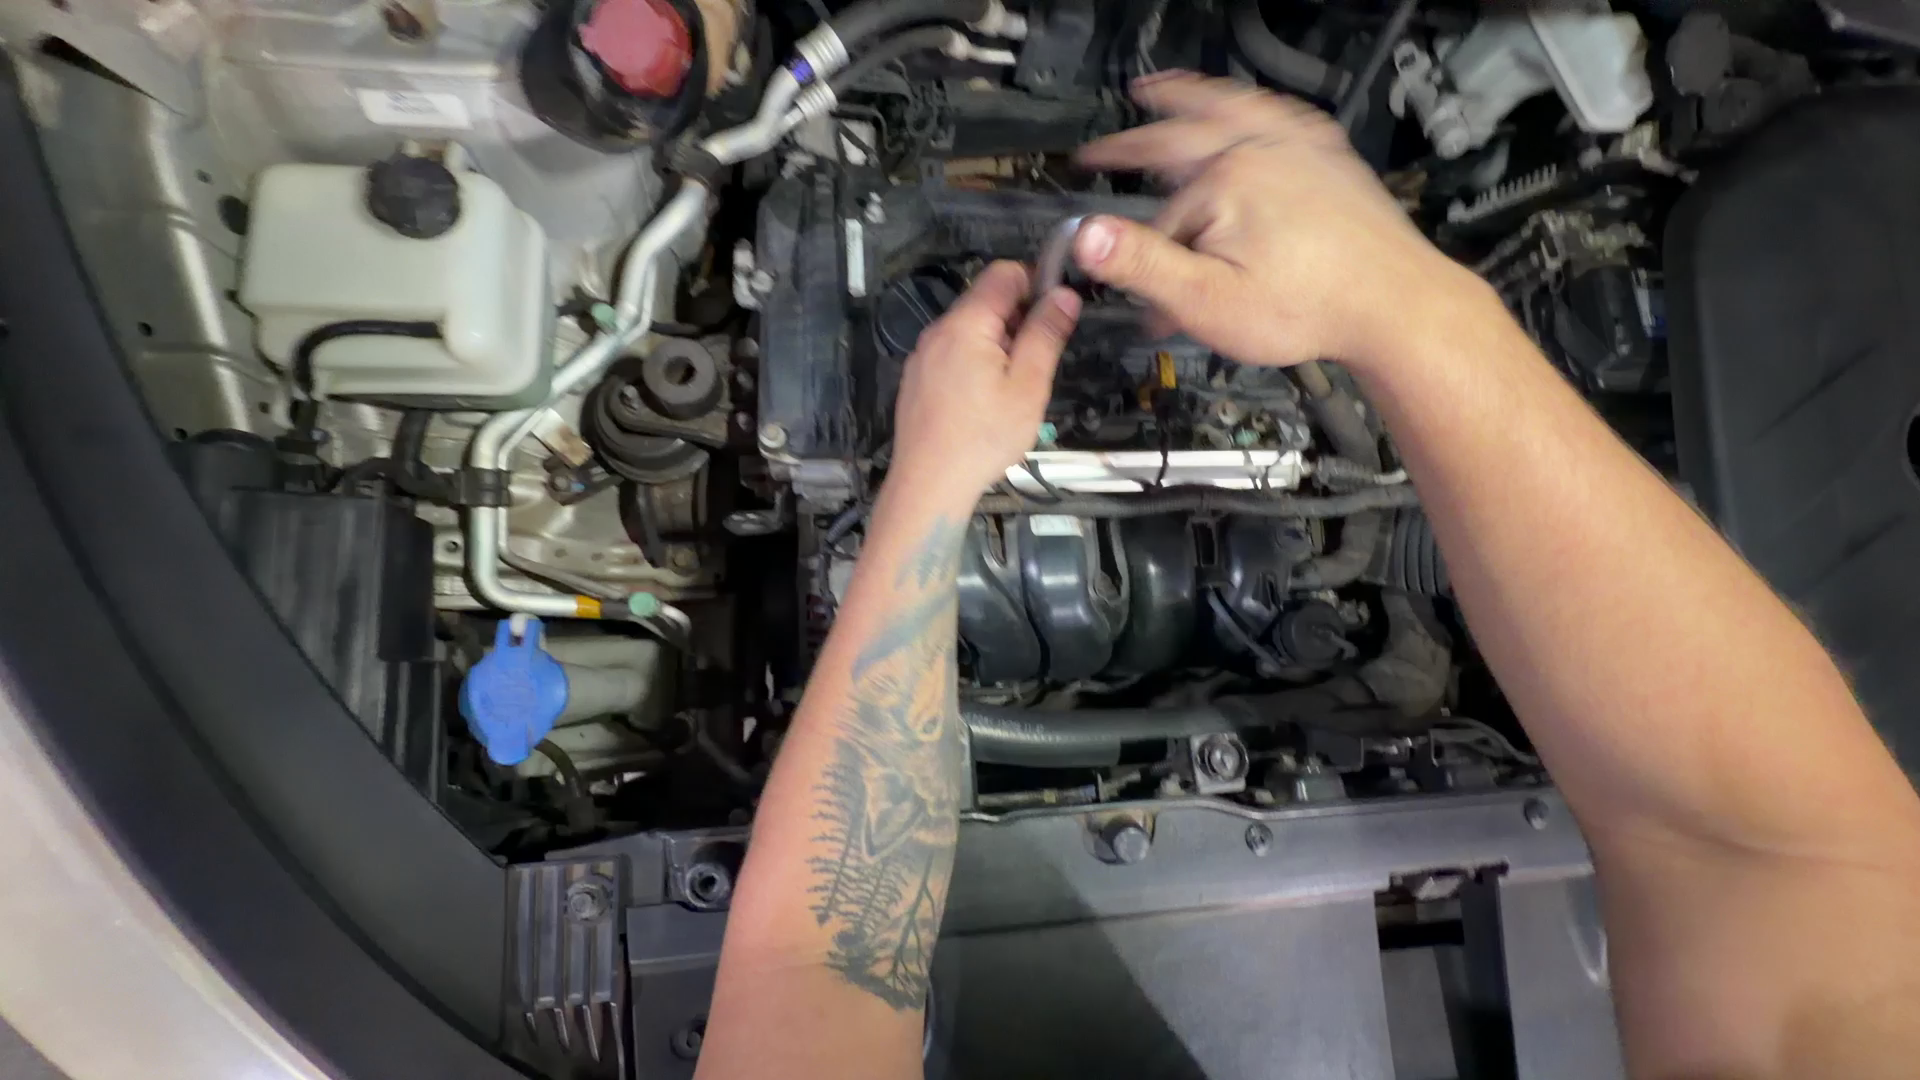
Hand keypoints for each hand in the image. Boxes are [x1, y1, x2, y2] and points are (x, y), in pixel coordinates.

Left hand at [888, 261, 1079, 502]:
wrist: (929, 485)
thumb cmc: (983, 438)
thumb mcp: (1027, 386)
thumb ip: (1045, 335)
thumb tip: (1064, 295)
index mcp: (965, 324)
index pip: (1004, 272)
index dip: (1036, 283)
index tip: (1055, 315)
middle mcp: (937, 331)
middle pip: (985, 300)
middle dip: (1017, 319)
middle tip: (1035, 362)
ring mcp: (922, 356)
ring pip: (969, 330)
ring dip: (997, 344)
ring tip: (1011, 387)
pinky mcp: (917, 380)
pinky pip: (952, 355)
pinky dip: (974, 363)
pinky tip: (984, 402)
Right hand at [1073, 71, 1480, 370]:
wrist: (1391, 304)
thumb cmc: (1307, 306)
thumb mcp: (1207, 299)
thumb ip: (1142, 265)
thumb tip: (1085, 238)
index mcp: (1224, 181)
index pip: (1160, 224)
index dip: (1146, 266)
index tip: (1141, 300)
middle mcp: (1259, 149)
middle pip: (1177, 140)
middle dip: (1130, 147)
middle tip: (1098, 149)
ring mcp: (1296, 149)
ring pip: (1229, 110)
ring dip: (1189, 99)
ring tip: (1160, 89)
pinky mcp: (1326, 160)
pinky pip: (1282, 116)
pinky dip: (1253, 106)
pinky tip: (1247, 108)